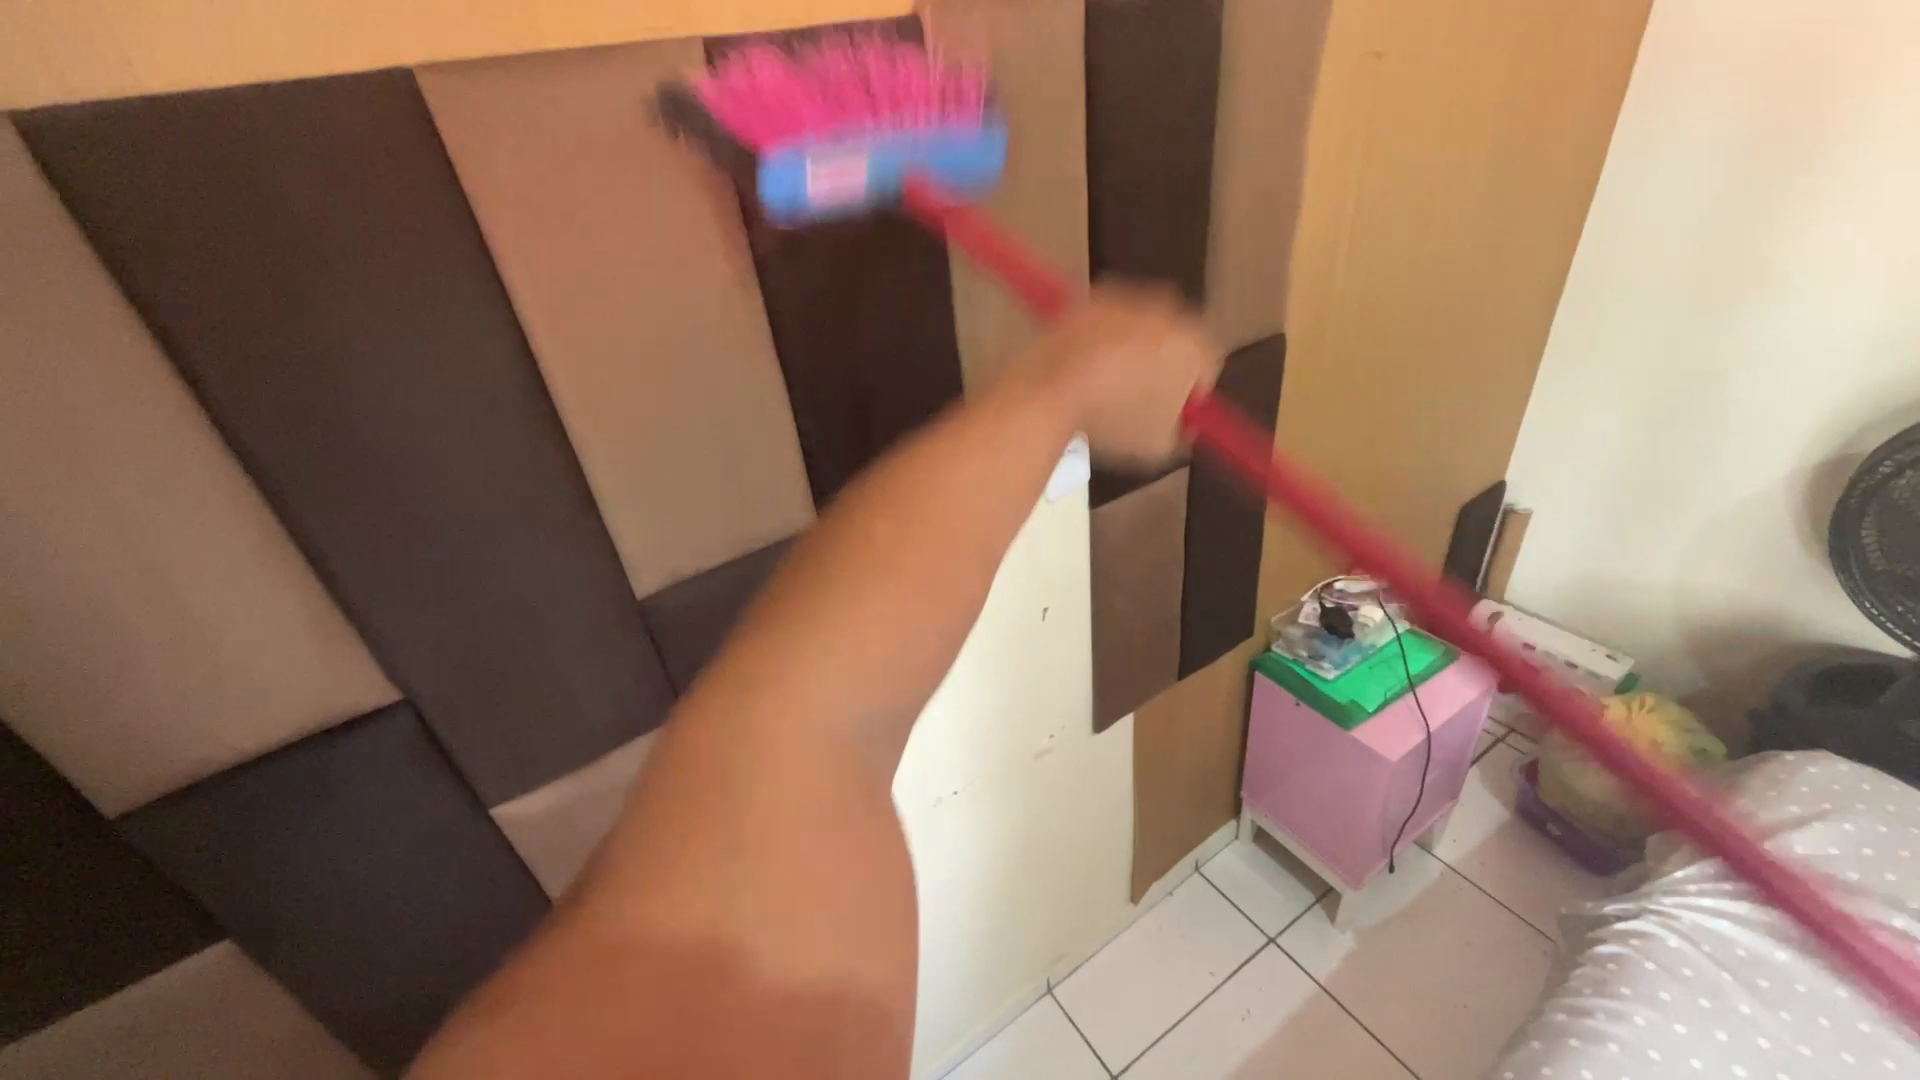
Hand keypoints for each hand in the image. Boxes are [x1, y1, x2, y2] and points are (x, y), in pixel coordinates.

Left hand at [1018, 282, 1222, 468]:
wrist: (1053, 388)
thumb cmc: (1113, 418)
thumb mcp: (1159, 446)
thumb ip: (1181, 433)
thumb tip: (1181, 428)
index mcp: (1196, 343)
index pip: (1209, 365)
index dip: (1193, 392)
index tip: (1176, 412)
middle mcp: (1169, 310)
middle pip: (1176, 340)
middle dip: (1164, 366)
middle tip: (1142, 400)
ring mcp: (1129, 299)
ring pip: (1141, 329)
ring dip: (1132, 352)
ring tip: (1108, 388)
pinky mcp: (1092, 298)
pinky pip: (1107, 324)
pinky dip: (1102, 341)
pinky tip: (1086, 370)